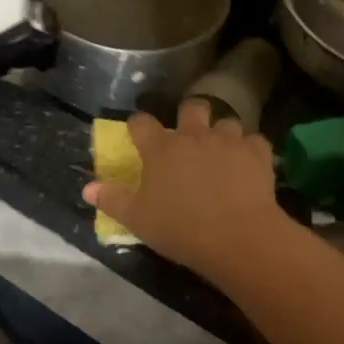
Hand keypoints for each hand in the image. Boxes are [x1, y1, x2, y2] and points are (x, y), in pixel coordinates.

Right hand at [82, 100, 284, 281]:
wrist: (237, 237)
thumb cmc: (181, 228)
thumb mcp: (138, 220)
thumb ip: (112, 200)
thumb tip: (87, 188)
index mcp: (161, 148)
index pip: (141, 122)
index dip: (138, 126)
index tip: (138, 135)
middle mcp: (193, 135)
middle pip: (191, 107)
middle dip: (189, 115)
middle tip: (188, 136)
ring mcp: (227, 141)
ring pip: (226, 122)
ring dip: (222, 133)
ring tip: (222, 151)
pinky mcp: (256, 153)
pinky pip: (255, 141)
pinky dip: (251, 150)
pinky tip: (249, 164)